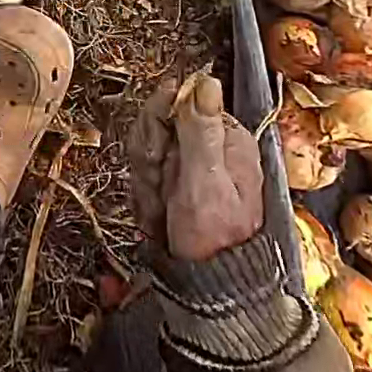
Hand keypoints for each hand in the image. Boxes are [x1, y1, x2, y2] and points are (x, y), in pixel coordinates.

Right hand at [132, 75, 265, 260]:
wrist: (211, 293)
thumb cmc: (214, 238)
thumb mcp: (206, 181)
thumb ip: (201, 130)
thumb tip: (208, 78)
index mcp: (225, 136)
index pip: (175, 102)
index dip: (156, 127)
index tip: (156, 157)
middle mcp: (209, 145)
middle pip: (157, 125)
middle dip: (150, 160)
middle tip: (160, 190)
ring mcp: (192, 165)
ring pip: (147, 150)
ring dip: (146, 183)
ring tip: (161, 210)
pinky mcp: (177, 184)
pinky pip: (146, 175)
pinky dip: (146, 197)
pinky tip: (157, 217)